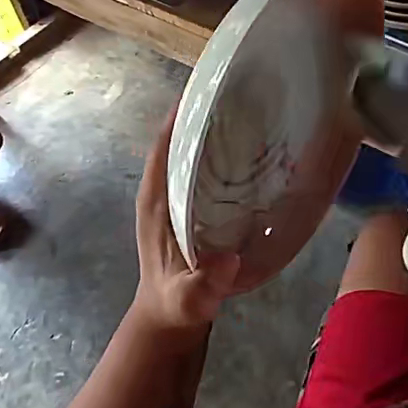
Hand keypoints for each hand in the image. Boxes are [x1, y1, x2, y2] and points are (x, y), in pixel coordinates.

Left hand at [130, 106, 240, 331]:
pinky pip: (203, 166)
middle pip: (178, 141)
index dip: (178, 118)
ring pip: (190, 151)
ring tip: (250, 109)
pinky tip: (252, 147)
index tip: (205, 93)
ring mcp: (175, 195)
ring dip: (213, 130)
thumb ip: (204, 285)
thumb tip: (228, 261)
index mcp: (155, 202)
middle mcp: (162, 190)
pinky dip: (221, 151)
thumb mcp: (189, 299)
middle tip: (240, 94)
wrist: (169, 315)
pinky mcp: (189, 202)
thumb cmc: (176, 303)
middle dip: (202, 116)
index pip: (162, 148)